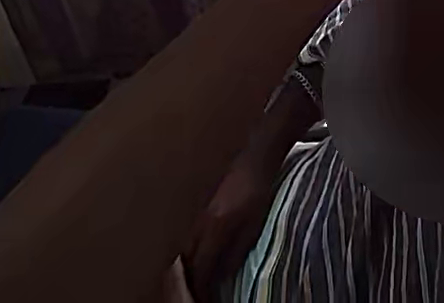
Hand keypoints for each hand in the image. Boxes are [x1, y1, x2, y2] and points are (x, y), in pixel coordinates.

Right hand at [184, 146, 276, 297]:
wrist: (255, 155)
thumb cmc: (258, 191)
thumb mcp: (253, 227)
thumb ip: (235, 254)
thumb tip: (220, 276)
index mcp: (215, 228)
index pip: (199, 268)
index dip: (199, 288)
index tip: (203, 298)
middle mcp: (201, 220)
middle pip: (186, 258)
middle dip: (189, 278)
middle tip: (196, 289)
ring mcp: (198, 209)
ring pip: (185, 244)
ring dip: (188, 262)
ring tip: (196, 273)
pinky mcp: (201, 201)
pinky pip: (189, 230)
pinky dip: (191, 245)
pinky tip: (199, 248)